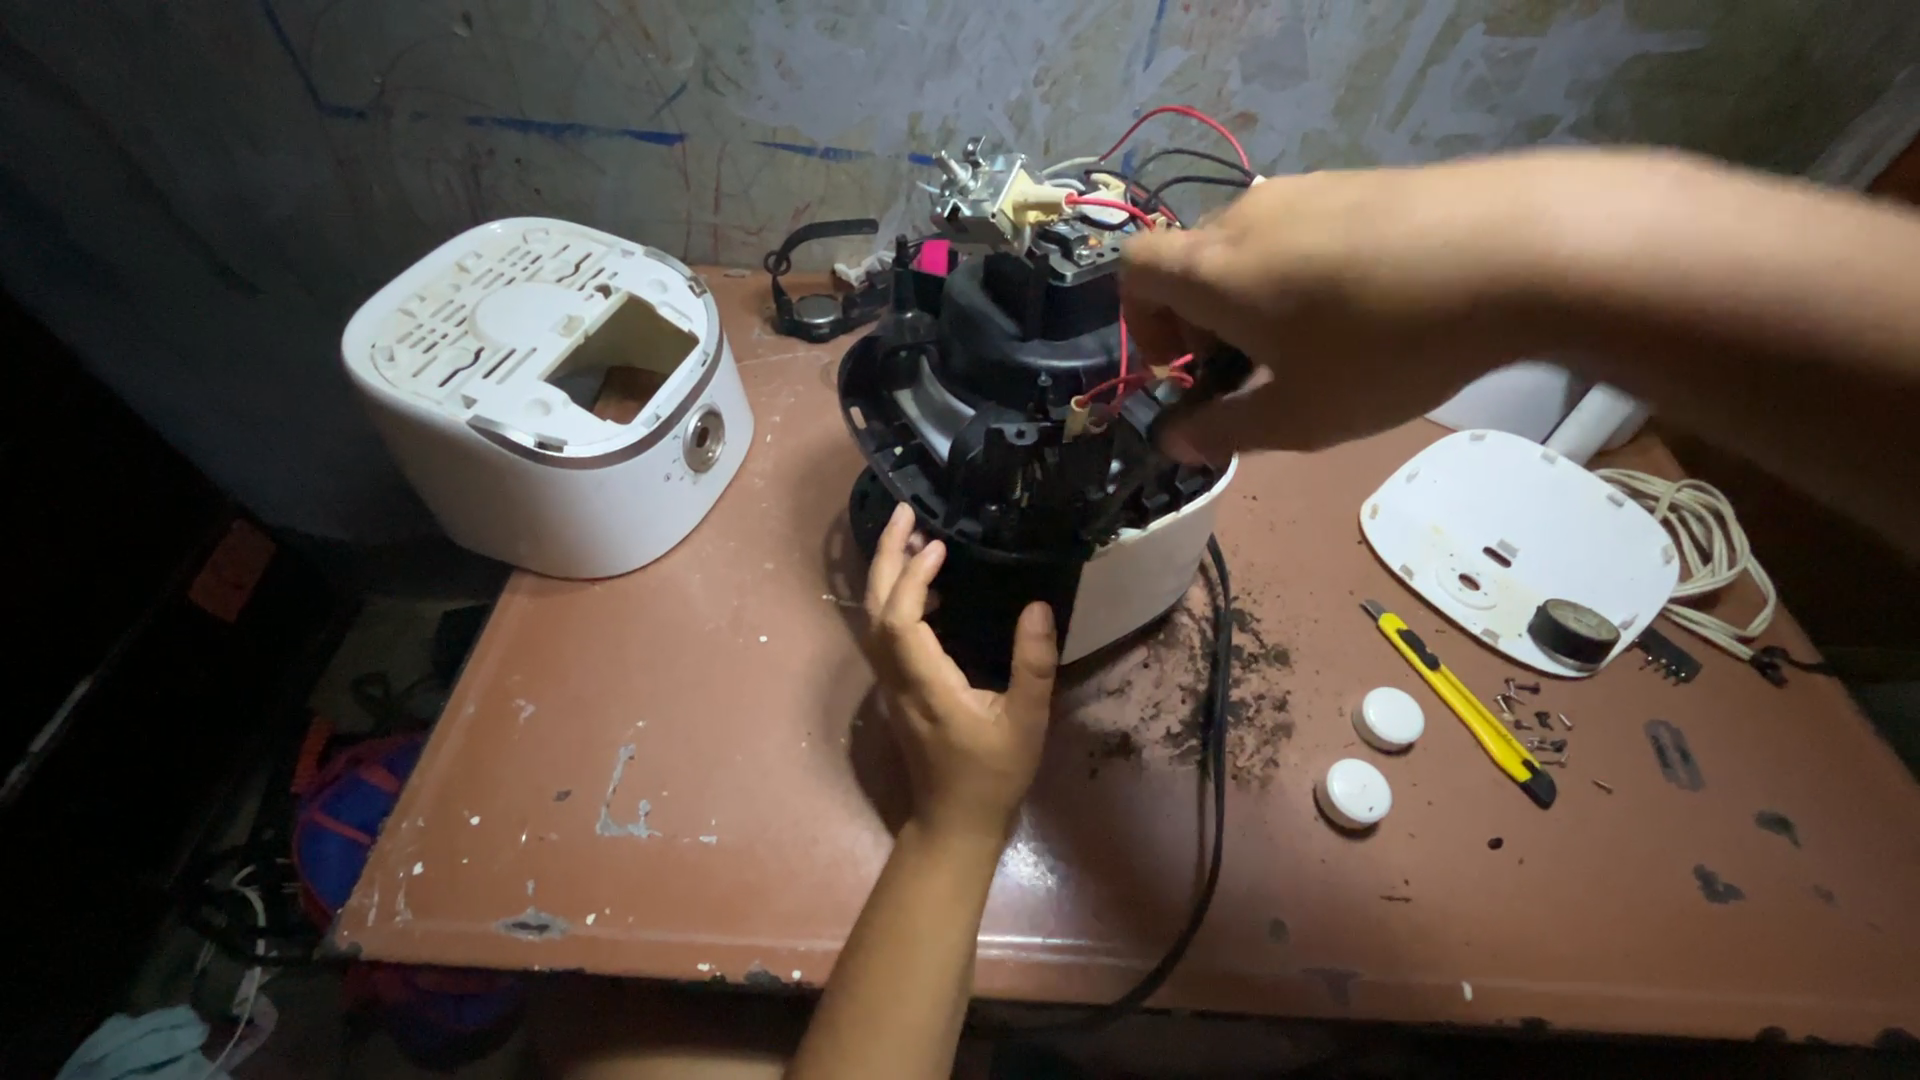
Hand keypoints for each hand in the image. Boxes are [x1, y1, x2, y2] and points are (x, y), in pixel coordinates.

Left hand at [862, 503, 1058, 843]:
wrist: (953, 821)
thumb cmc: (993, 773)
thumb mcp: (1026, 721)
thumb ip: (1032, 665)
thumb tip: (1037, 606)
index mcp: (926, 684)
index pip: (901, 619)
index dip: (912, 577)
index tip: (936, 546)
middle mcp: (895, 679)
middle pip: (874, 609)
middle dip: (885, 556)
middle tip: (905, 513)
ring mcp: (888, 685)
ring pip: (872, 620)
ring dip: (887, 574)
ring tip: (915, 539)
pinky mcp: (893, 688)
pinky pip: (882, 633)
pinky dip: (895, 599)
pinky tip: (928, 589)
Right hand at [1120, 148, 1706, 461]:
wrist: (1526, 249)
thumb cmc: (1386, 347)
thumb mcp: (1297, 417)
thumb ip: (1221, 432)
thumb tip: (1173, 442)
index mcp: (1214, 269)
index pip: (1133, 271)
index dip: (1140, 323)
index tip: (1183, 368)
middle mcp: (1247, 217)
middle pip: (1189, 263)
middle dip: (1198, 322)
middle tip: (1247, 370)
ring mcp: (1308, 189)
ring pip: (1245, 248)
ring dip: (1248, 298)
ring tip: (1308, 342)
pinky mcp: (1360, 181)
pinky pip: (1298, 229)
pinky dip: (1296, 271)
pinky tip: (1360, 306)